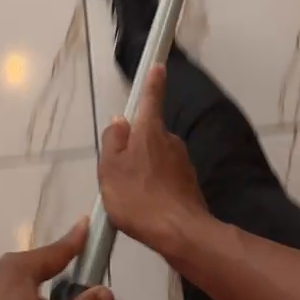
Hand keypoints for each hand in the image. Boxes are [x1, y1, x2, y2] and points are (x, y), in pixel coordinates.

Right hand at [98, 64, 210, 256]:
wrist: (180, 234)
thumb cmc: (138, 198)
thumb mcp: (110, 170)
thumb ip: (112, 142)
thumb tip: (119, 121)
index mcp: (149, 131)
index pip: (151, 98)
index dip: (153, 82)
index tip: (159, 65)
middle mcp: (170, 140)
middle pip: (149, 134)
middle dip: (137, 146)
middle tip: (122, 174)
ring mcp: (183, 162)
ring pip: (158, 157)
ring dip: (146, 169)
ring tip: (134, 198)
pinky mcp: (189, 183)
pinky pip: (166, 177)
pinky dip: (157, 186)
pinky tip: (149, 207)